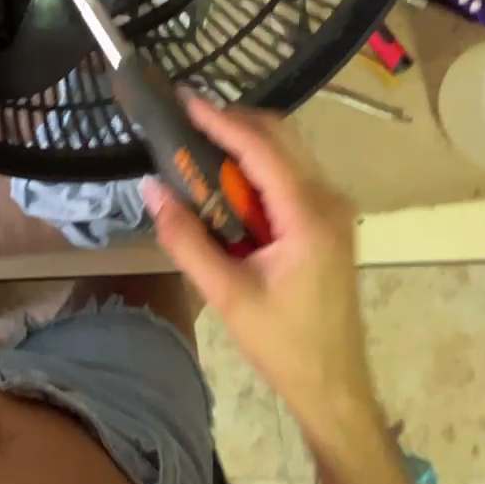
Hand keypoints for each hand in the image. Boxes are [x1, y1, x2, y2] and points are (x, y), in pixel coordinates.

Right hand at [141, 98, 376, 433]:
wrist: (335, 385)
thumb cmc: (283, 343)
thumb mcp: (226, 294)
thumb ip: (187, 239)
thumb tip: (150, 188)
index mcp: (308, 216)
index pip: (260, 148)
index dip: (219, 119)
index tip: (182, 98)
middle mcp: (327, 200)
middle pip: (280, 135)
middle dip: (231, 119)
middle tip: (183, 116)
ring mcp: (332, 208)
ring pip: (286, 148)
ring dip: (243, 137)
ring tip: (194, 138)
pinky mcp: (325, 219)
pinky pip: (287, 170)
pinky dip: (253, 159)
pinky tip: (221, 172)